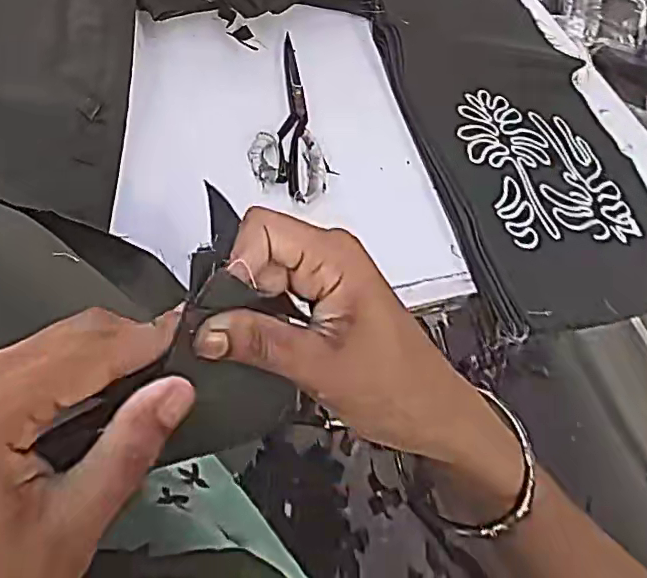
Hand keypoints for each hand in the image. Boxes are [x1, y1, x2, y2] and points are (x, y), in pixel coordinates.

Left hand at [0, 309, 195, 577]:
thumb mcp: (71, 522)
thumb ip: (127, 449)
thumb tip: (173, 392)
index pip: (91, 347)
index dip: (147, 339)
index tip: (188, 338)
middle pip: (81, 329)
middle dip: (135, 340)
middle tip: (181, 361)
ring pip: (70, 332)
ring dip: (117, 347)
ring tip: (158, 375)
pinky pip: (54, 349)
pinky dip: (93, 359)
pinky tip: (117, 383)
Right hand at [191, 207, 524, 520]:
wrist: (436, 417)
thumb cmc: (404, 390)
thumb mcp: (320, 368)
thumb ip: (257, 342)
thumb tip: (209, 329)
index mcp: (335, 255)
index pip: (261, 228)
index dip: (239, 265)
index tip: (231, 307)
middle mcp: (328, 252)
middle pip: (256, 245)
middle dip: (243, 288)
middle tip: (244, 331)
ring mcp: (323, 269)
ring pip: (260, 267)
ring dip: (253, 303)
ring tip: (269, 341)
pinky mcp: (318, 288)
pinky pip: (273, 284)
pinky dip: (262, 311)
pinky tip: (273, 338)